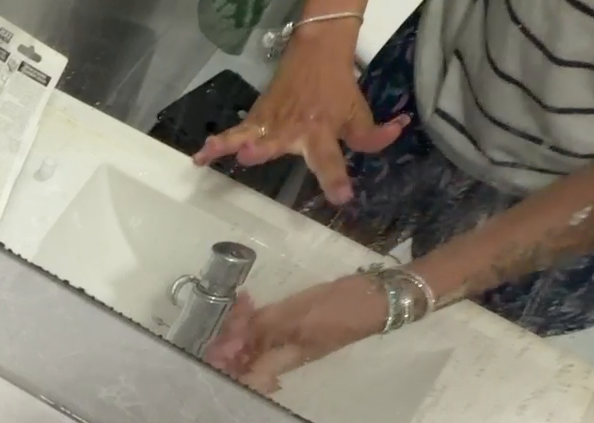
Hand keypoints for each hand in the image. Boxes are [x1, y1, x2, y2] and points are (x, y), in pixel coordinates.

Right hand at [191, 22, 405, 203]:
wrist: (316, 52)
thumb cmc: (336, 87)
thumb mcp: (357, 110)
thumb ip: (370, 133)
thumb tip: (395, 134)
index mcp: (320, 131)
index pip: (331, 159)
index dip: (336, 179)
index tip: (342, 199)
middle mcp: (292, 131)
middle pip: (276, 143)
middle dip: (263, 149)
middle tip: (251, 155)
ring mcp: (269, 126)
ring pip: (247, 136)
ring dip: (228, 145)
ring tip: (210, 153)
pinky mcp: (254, 121)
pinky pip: (232, 135)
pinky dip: (214, 146)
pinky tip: (198, 158)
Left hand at [202, 274, 386, 393]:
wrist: (375, 296)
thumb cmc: (339, 310)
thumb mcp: (298, 319)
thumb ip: (263, 330)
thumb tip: (233, 343)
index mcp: (277, 363)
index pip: (241, 379)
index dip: (221, 370)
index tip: (211, 352)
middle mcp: (274, 357)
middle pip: (237, 359)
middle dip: (223, 342)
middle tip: (220, 322)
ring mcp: (280, 341)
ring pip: (245, 341)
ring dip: (234, 325)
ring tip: (239, 304)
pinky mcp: (285, 326)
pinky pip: (257, 326)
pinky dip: (247, 316)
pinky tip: (244, 300)